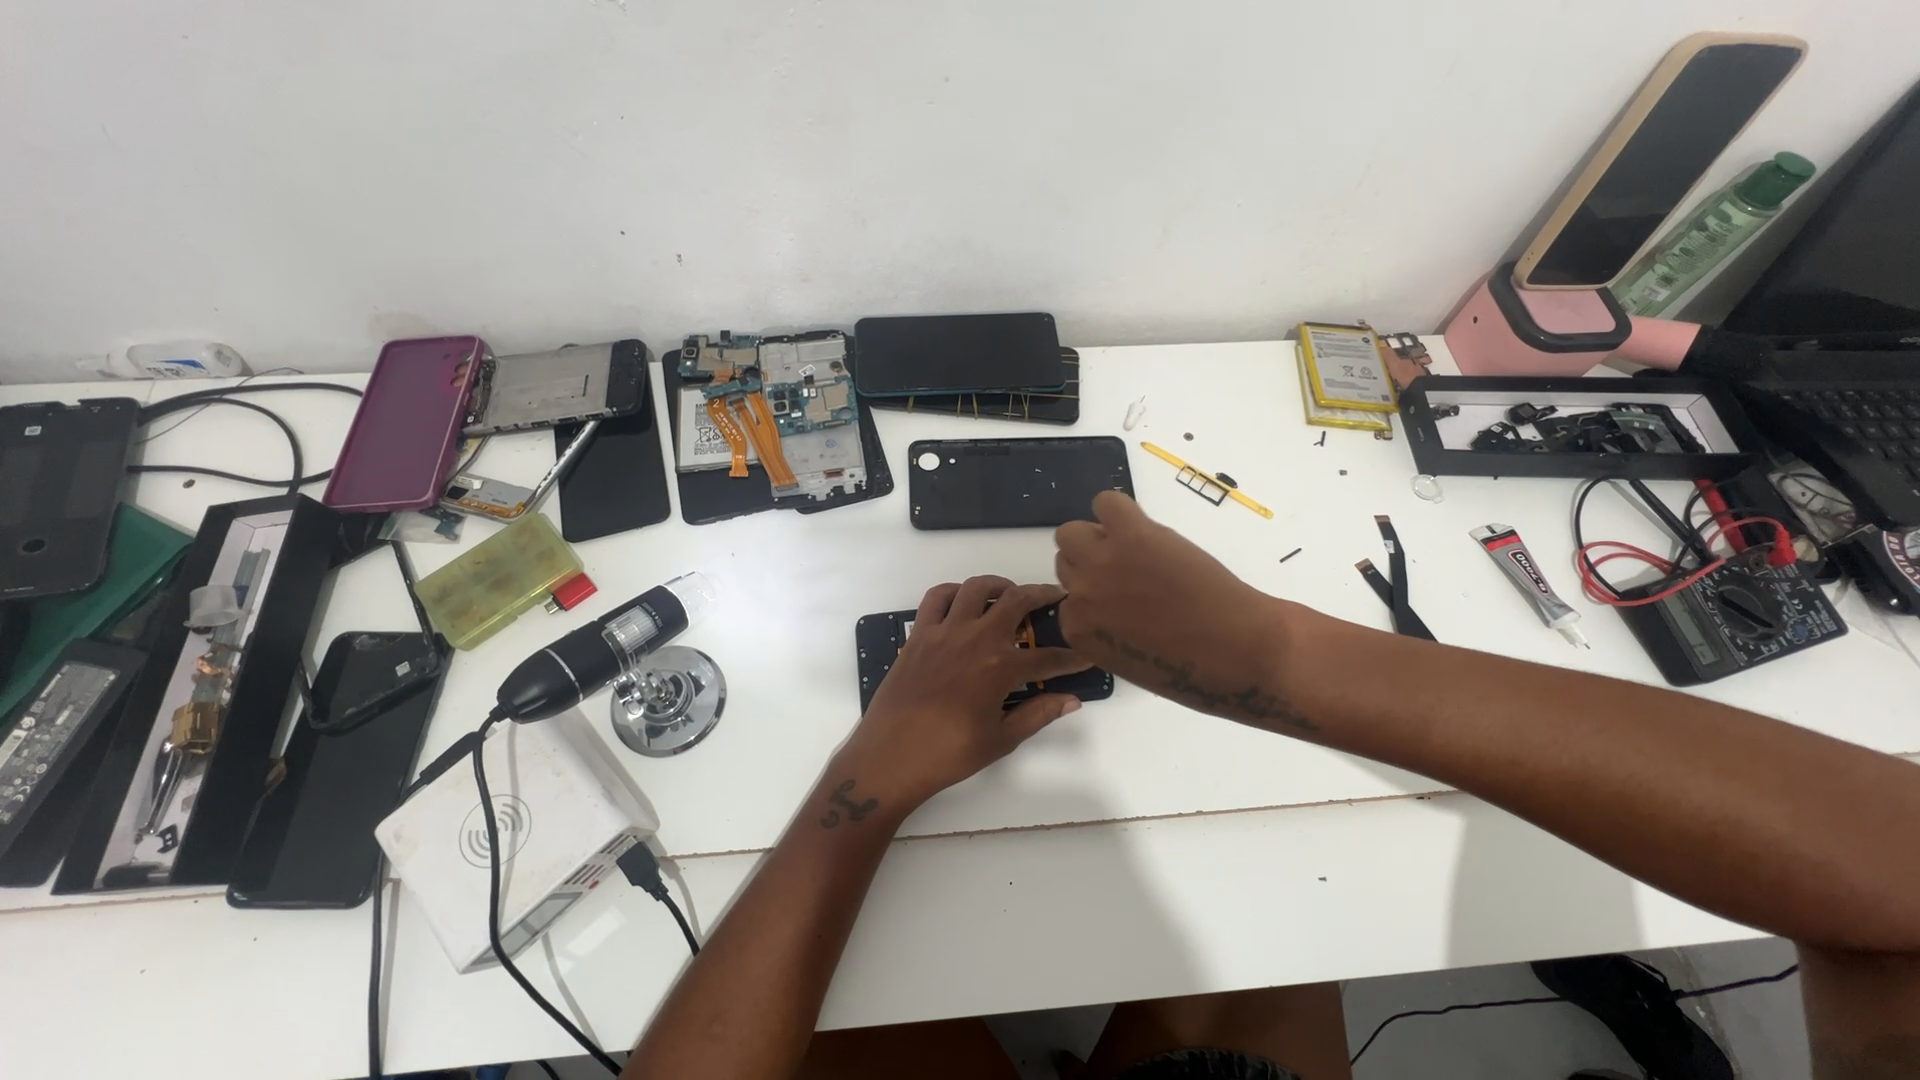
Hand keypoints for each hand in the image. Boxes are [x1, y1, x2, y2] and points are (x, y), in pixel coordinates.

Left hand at [837, 577, 1090, 813]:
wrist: (889, 757)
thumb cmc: (948, 755)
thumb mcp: (1001, 739)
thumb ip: (1038, 714)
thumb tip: (1072, 700)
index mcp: (1000, 668)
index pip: (1048, 657)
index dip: (1072, 658)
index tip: (1087, 655)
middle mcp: (975, 639)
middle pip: (1017, 602)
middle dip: (1044, 596)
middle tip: (1057, 599)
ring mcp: (944, 632)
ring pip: (977, 588)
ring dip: (1000, 585)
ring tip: (1011, 594)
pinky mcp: (919, 634)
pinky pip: (937, 597)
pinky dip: (954, 591)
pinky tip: (964, 601)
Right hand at [1054, 492, 1316, 733]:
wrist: (1237, 649)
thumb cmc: (1195, 669)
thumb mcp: (1132, 661)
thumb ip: (1108, 632)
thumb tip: (1113, 608)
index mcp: (1079, 631)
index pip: (1068, 602)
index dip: (1094, 596)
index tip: (1118, 599)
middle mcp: (1080, 594)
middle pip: (1065, 562)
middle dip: (1090, 566)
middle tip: (1126, 572)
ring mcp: (1102, 561)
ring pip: (1071, 533)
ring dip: (1096, 538)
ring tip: (1132, 547)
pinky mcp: (1132, 533)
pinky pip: (1107, 503)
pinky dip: (1117, 511)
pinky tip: (1141, 528)